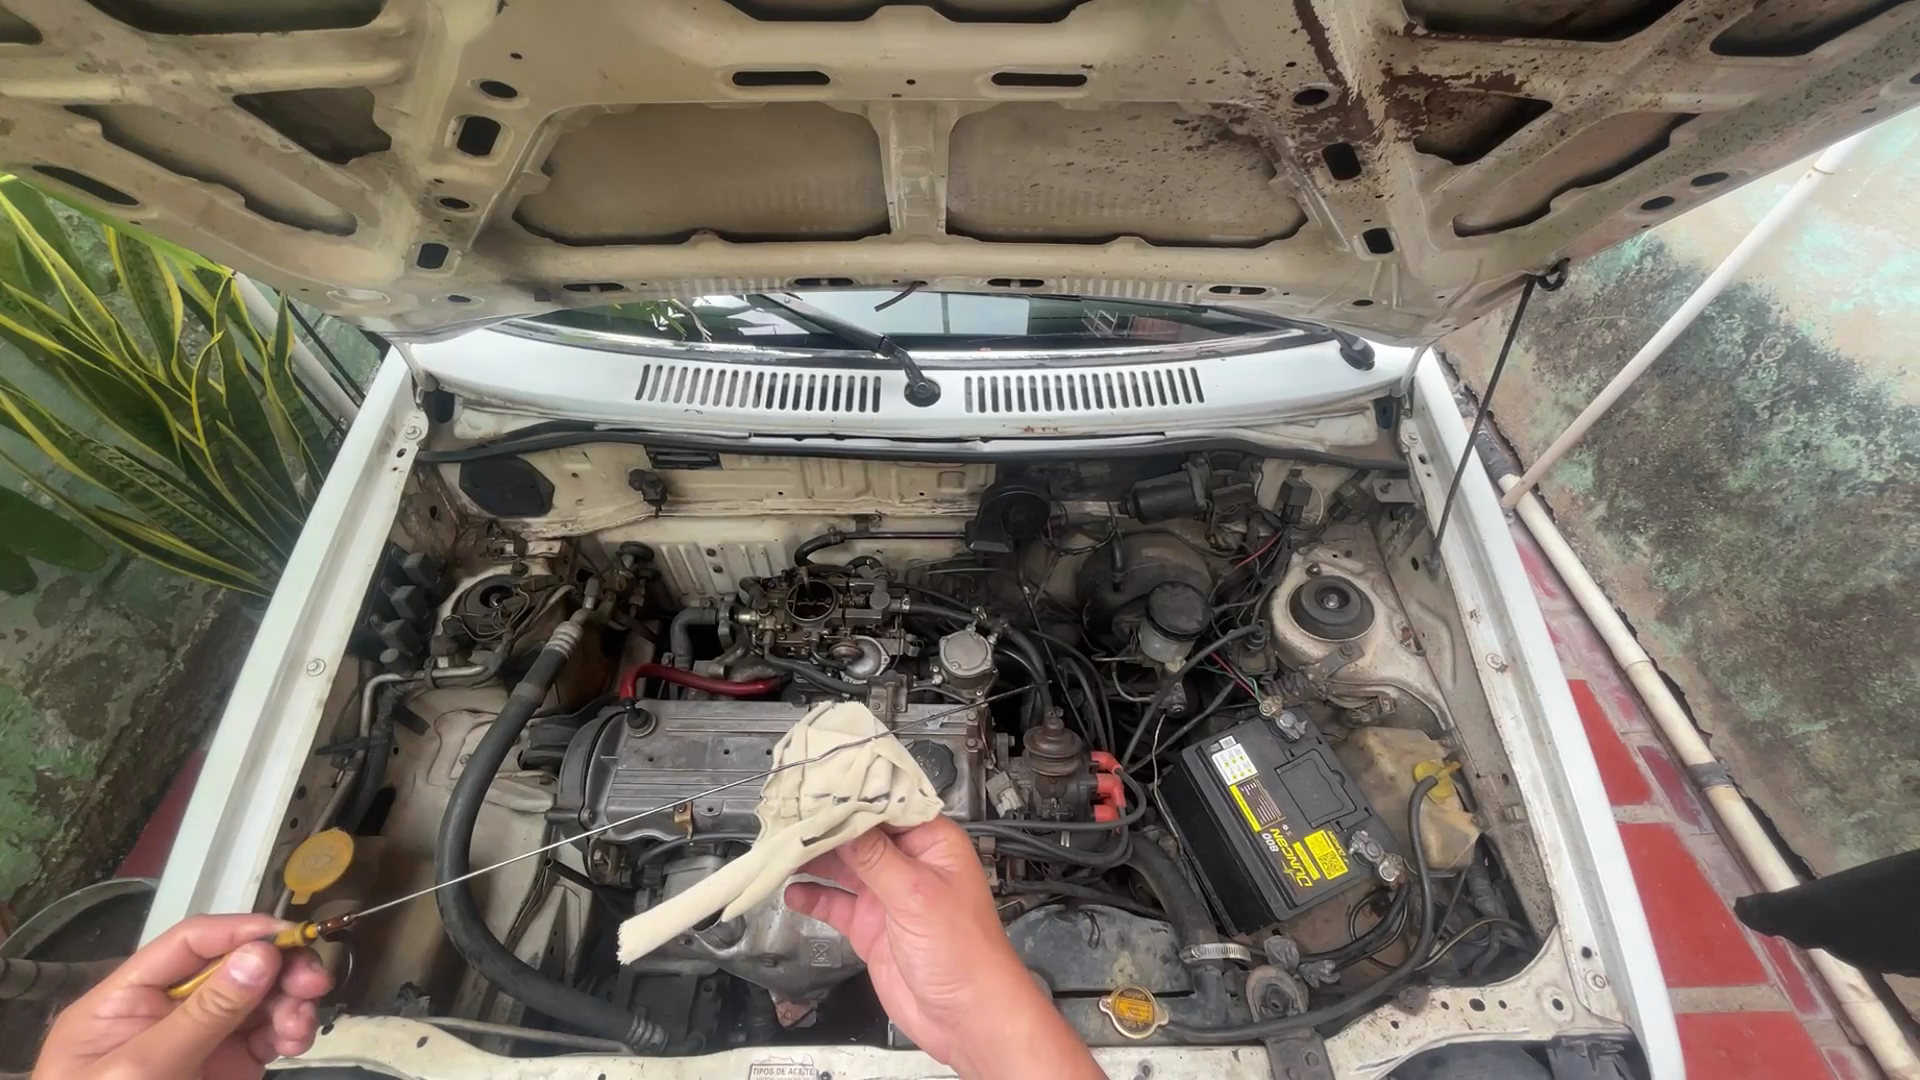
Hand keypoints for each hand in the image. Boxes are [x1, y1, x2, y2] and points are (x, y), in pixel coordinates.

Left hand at [34, 913, 332, 1079]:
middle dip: (285, 970)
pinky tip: (297, 1042)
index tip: (294, 938)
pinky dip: (294, 1027)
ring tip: (300, 1028)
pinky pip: (274, 1025)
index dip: (244, 931)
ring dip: (295, 1002)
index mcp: (128, 1000)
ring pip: (268, 991)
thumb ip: (204, 1013)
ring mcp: (204, 1032)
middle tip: (315, 984)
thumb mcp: (144, 1071)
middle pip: (242, 962)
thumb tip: (264, 952)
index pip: (192, 942)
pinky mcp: (233, 1056)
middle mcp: (171, 1007)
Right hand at [785, 817, 1102, 1078]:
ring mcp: (889, 894)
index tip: (819, 792)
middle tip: (790, 819)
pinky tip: (793, 891)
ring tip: (782, 849)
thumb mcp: (918, 895)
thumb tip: (845, 822)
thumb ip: (877, 859)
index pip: (887, 807)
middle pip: (860, 835)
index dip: (853, 798)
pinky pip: (837, 904)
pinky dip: (814, 897)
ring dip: (815, 859)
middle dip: (826, 828)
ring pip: (844, 866)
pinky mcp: (873, 925)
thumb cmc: (968, 953)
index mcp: (932, 842)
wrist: (967, 1018)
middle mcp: (909, 862)